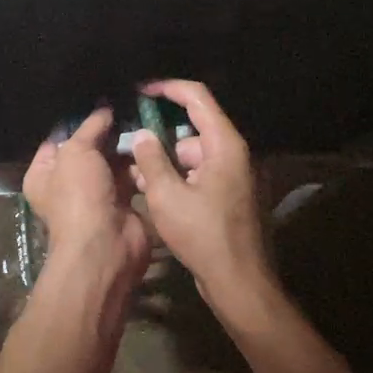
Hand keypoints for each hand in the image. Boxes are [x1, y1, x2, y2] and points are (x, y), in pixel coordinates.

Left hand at [23, 108, 149, 278]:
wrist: (106, 245)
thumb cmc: (79, 195)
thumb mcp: (76, 151)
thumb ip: (90, 127)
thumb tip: (104, 108)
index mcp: (43, 174)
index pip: (56, 140)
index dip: (75, 122)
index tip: (98, 100)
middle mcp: (66, 185)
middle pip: (88, 150)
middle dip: (106, 133)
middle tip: (128, 107)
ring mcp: (95, 196)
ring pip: (112, 163)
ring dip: (127, 148)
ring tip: (144, 121)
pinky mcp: (122, 204)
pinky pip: (131, 177)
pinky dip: (141, 166)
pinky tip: (153, 144)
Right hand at [129, 81, 271, 303]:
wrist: (240, 283)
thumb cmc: (203, 236)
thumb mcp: (166, 196)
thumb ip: (151, 159)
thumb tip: (141, 136)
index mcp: (225, 146)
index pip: (197, 98)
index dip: (168, 89)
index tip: (140, 91)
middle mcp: (236, 155)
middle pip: (192, 131)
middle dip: (161, 140)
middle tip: (132, 155)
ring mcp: (237, 177)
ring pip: (194, 156)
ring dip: (168, 165)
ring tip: (141, 183)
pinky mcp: (233, 197)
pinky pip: (202, 176)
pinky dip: (181, 181)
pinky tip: (159, 199)